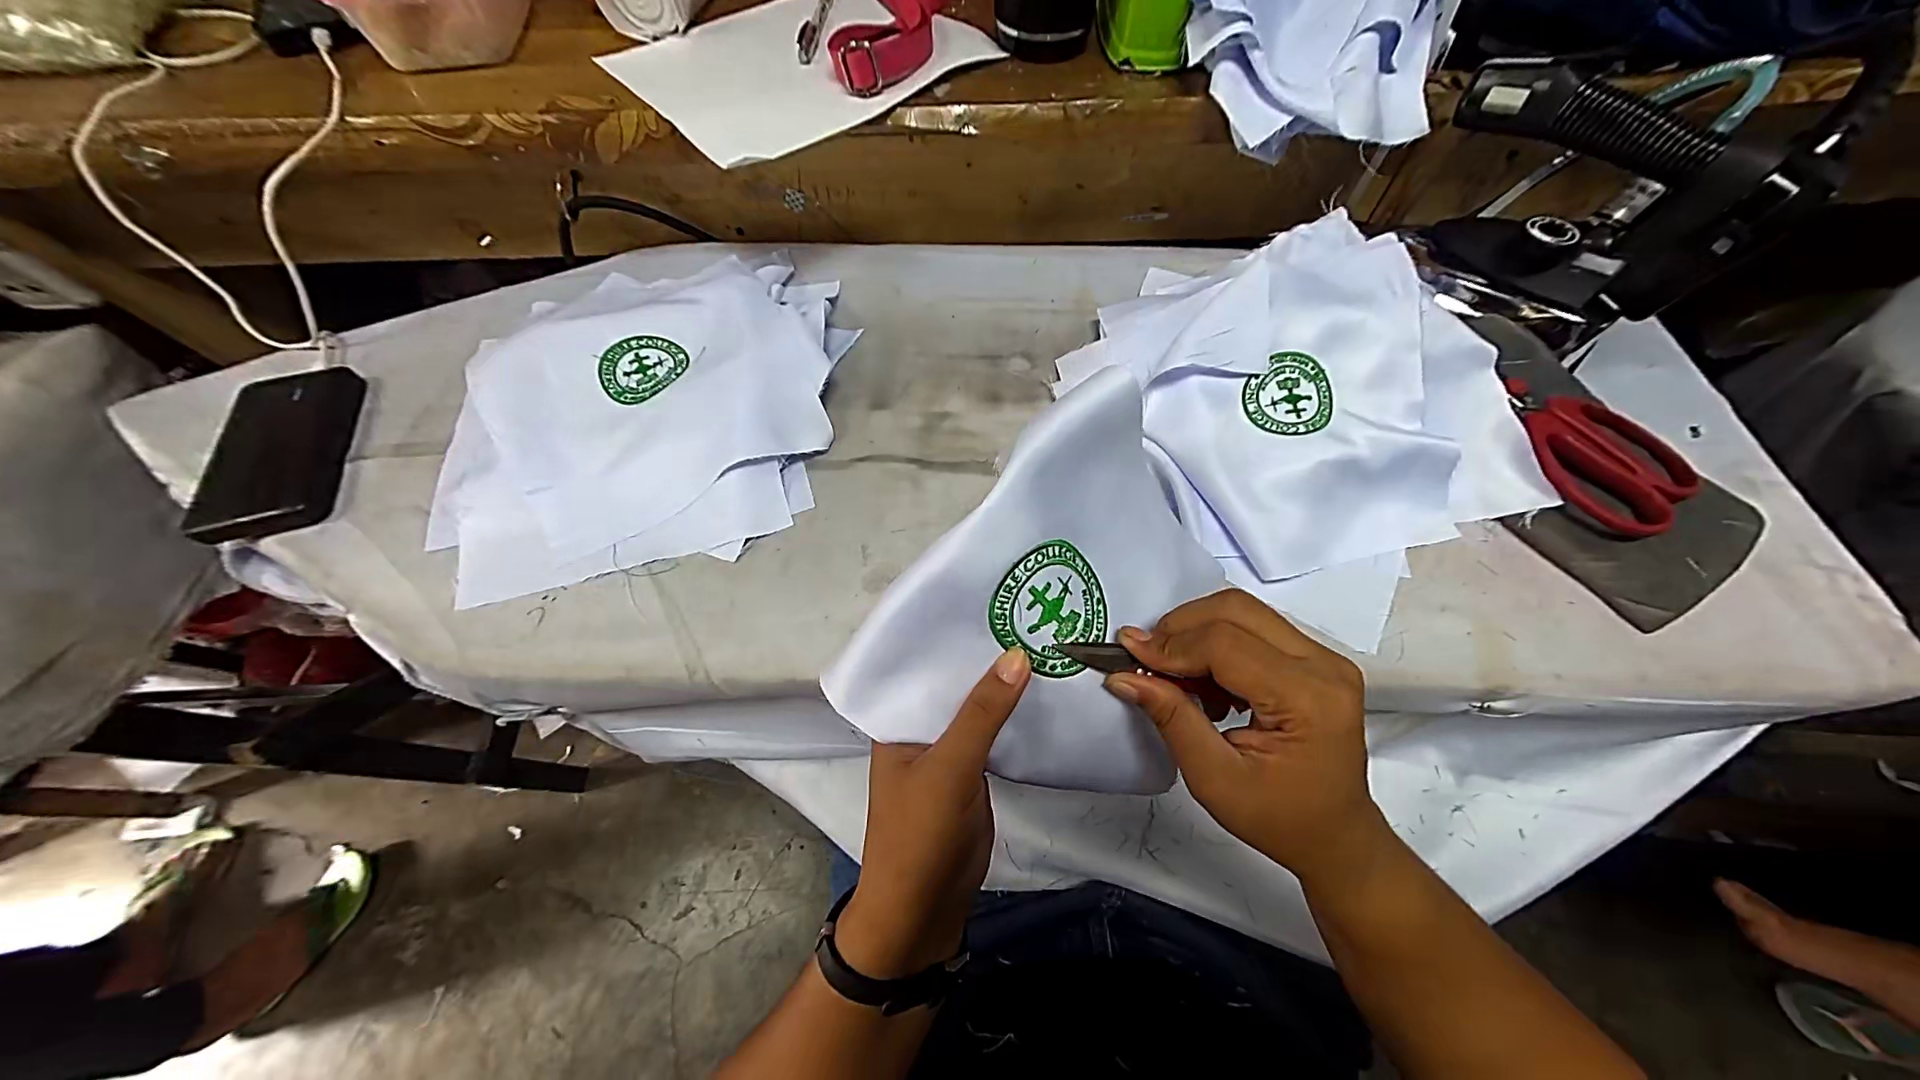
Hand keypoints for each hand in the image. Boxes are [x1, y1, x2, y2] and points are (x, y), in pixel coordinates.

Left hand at [836, 647, 1030, 977]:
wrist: (922, 913)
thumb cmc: (919, 836)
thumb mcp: (949, 768)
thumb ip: (981, 714)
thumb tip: (1018, 654)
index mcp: (895, 720)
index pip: (922, 664)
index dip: (954, 635)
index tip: (993, 600)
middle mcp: (918, 729)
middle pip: (954, 684)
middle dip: (985, 657)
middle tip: (1029, 615)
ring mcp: (946, 752)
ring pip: (976, 710)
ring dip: (1002, 687)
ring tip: (1042, 643)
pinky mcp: (971, 773)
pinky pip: (992, 735)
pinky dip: (1012, 718)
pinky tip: (1041, 694)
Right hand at [1103, 589, 1387, 888]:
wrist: (1334, 834)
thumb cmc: (1283, 817)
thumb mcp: (1214, 778)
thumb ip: (1171, 718)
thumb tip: (1127, 677)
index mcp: (1308, 700)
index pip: (1224, 644)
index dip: (1170, 646)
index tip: (1130, 657)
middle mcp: (1325, 668)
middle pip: (1235, 610)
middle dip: (1179, 628)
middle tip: (1147, 660)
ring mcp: (1324, 658)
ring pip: (1243, 611)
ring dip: (1196, 633)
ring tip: (1177, 677)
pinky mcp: (1314, 657)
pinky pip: (1254, 626)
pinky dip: (1215, 641)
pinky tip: (1205, 681)